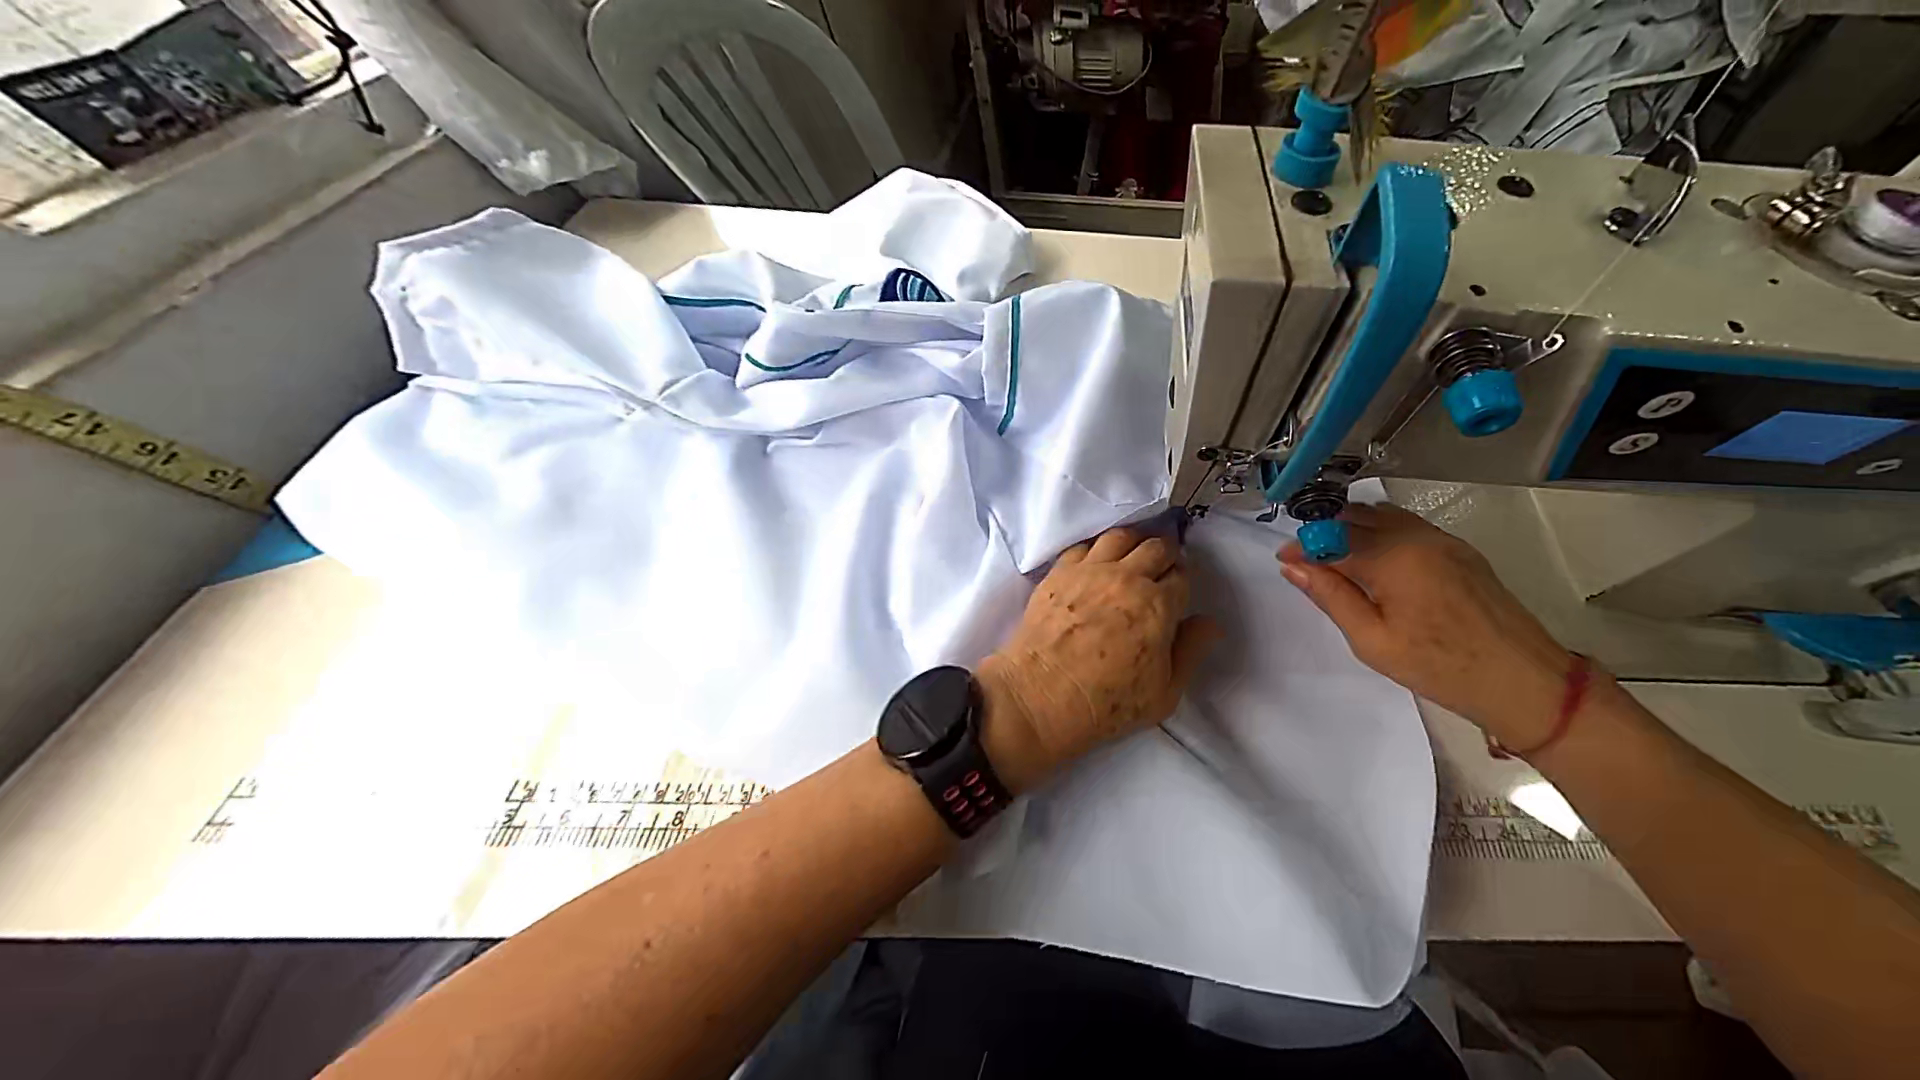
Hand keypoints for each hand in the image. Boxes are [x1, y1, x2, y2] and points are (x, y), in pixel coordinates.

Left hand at [977, 528, 1220, 793]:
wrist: (1039, 697)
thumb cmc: (1106, 703)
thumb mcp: (1164, 693)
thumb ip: (1191, 651)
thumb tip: (1208, 622)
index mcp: (1157, 605)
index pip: (1181, 576)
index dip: (1182, 582)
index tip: (1178, 590)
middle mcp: (1125, 578)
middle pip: (1155, 547)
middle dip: (1165, 554)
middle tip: (1162, 568)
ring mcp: (1088, 571)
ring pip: (1119, 537)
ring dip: (1133, 542)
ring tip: (1133, 556)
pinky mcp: (1058, 573)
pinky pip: (1082, 546)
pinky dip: (1096, 548)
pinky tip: (1097, 561)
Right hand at [1278, 503, 1576, 747]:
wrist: (1524, 681)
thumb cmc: (1440, 667)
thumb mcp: (1372, 640)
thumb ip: (1331, 596)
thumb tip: (1293, 566)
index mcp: (1394, 559)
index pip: (1333, 538)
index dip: (1304, 547)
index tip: (1284, 561)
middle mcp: (1417, 538)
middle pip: (1357, 516)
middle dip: (1325, 531)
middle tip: (1306, 560)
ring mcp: (1442, 540)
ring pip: (1383, 515)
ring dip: (1353, 527)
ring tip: (1337, 559)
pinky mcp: (1458, 550)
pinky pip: (1407, 525)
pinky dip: (1380, 531)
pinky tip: (1373, 560)